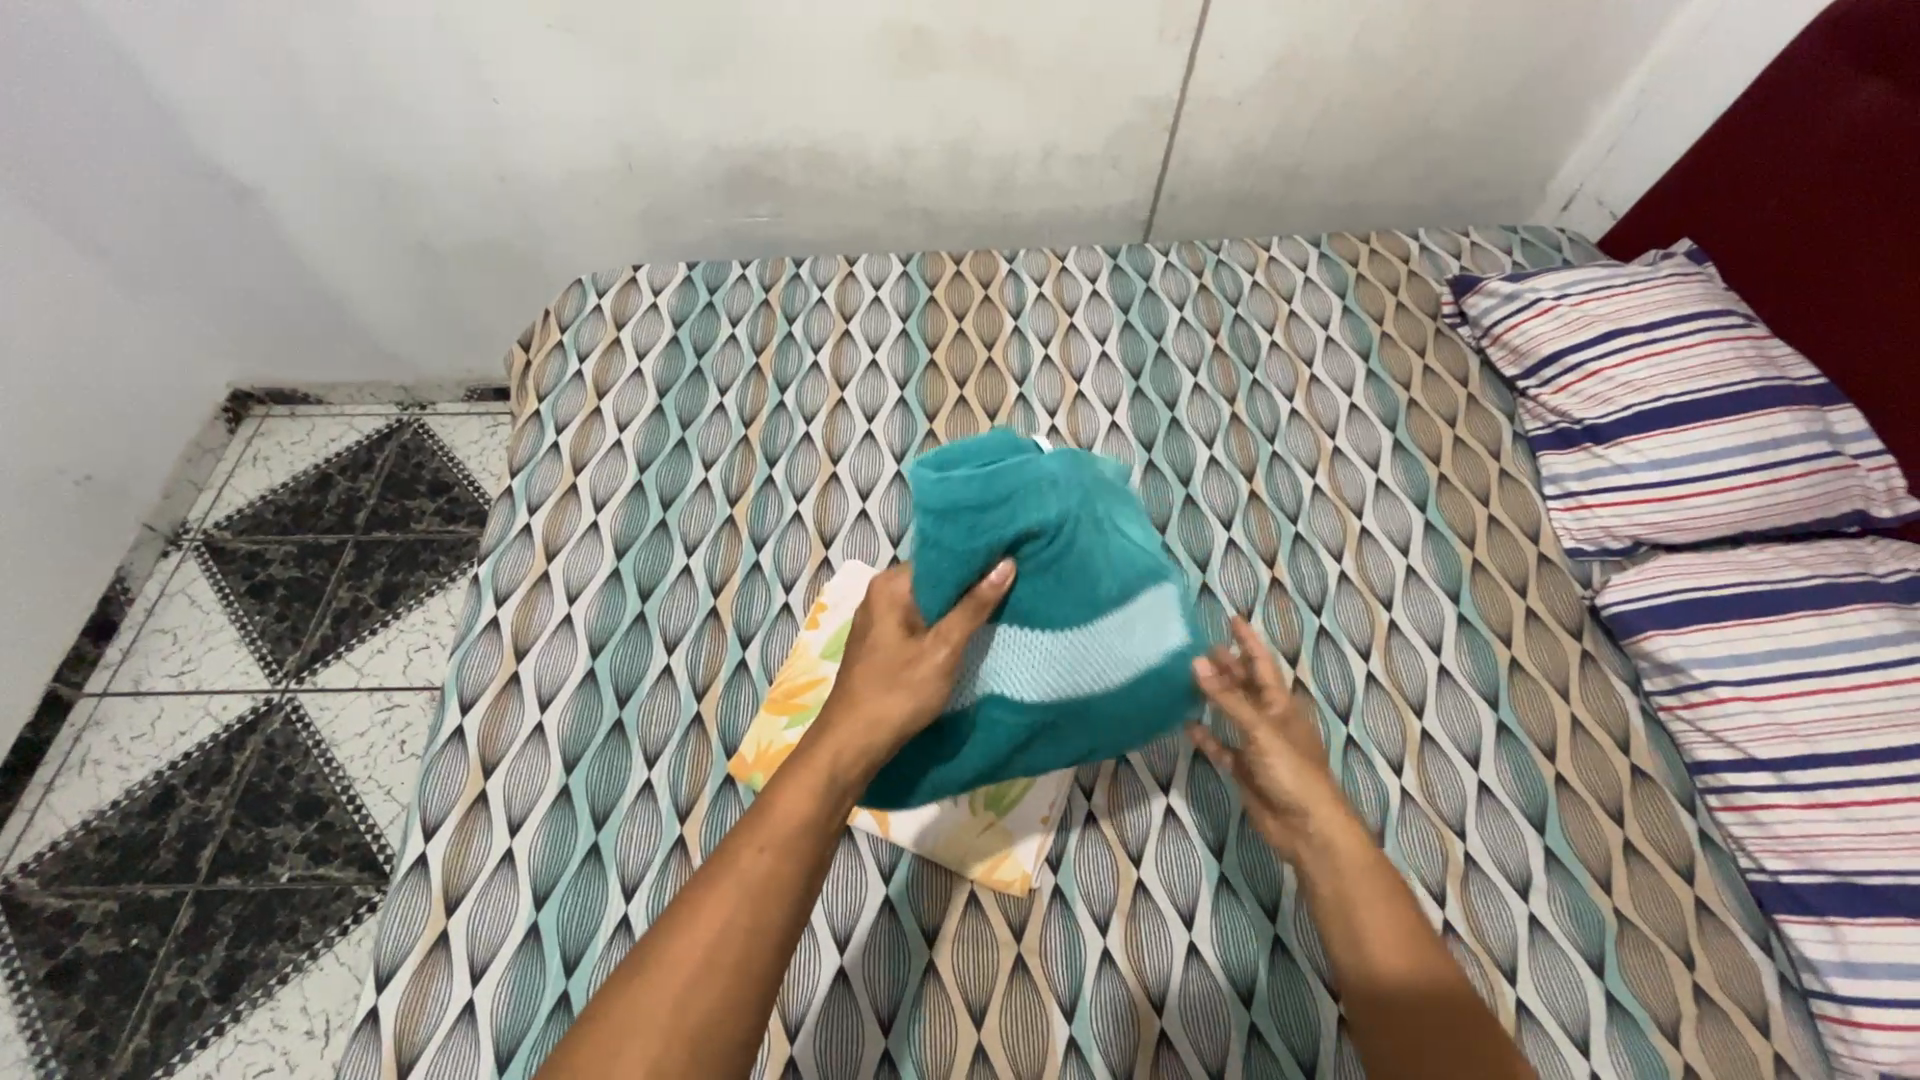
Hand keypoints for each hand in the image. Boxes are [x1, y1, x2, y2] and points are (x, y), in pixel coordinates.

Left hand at [807, 558, 1016, 774]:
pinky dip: (941, 627)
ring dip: (957, 610)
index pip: (941, 559)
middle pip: (934, 582)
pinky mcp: (881, 644)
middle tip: (1012, 587)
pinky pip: (918, 623)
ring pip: (927, 605)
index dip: (976, 562)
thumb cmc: (898, 692)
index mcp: (890, 585)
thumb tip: (1007, 563)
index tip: (1010, 564)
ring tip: (998, 608)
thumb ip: (974, 606)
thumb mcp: (943, 649)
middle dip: (969, 587)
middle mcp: (880, 594)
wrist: (854, 742)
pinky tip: (967, 635)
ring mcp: (878, 620)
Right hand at [1188, 616, 1360, 862]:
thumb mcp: (1260, 730)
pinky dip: (1206, 735)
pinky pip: (1221, 746)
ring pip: (1231, 713)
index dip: (1247, 640)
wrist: (1306, 827)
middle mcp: (1268, 719)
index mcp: (1281, 705)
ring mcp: (1255, 745)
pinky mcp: (1243, 769)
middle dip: (1227, 665)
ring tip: (1190, 676)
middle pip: (1245, 685)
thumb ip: (1228, 698)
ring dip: (1214, 696)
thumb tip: (1197, 662)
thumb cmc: (1293, 771)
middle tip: (1200, 645)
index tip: (1230, 617)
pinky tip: (1188, 724)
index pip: (1261, 663)